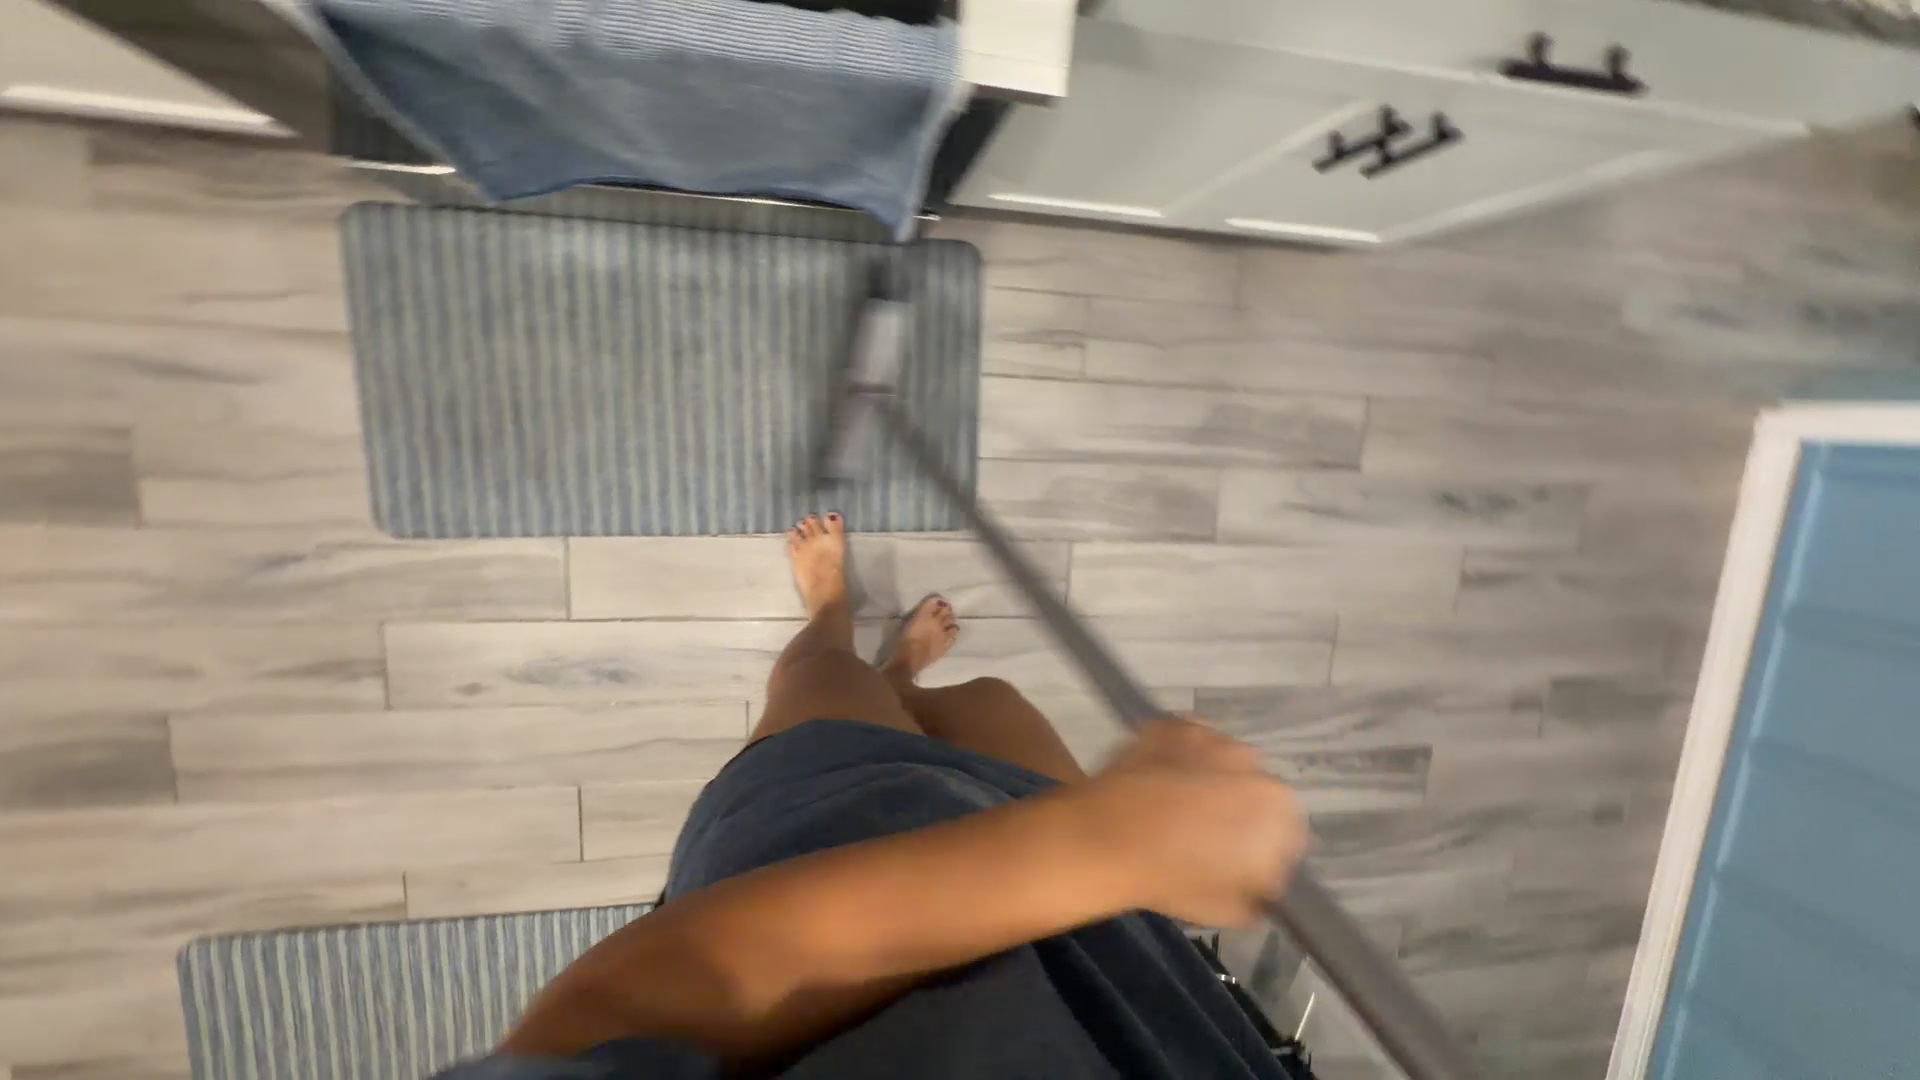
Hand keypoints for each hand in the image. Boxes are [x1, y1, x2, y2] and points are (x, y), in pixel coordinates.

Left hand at [1072, 717, 1307, 926]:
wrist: (1103, 838)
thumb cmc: (1171, 878)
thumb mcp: (1232, 908)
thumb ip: (1260, 894)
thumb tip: (1260, 885)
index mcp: (1275, 806)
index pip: (1287, 831)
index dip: (1264, 850)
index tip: (1240, 864)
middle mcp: (1249, 760)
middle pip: (1254, 788)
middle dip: (1237, 808)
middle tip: (1205, 834)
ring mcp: (1207, 734)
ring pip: (1221, 760)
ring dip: (1210, 777)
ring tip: (1176, 805)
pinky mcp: (1169, 722)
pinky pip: (1186, 740)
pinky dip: (1180, 755)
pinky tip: (1160, 778)